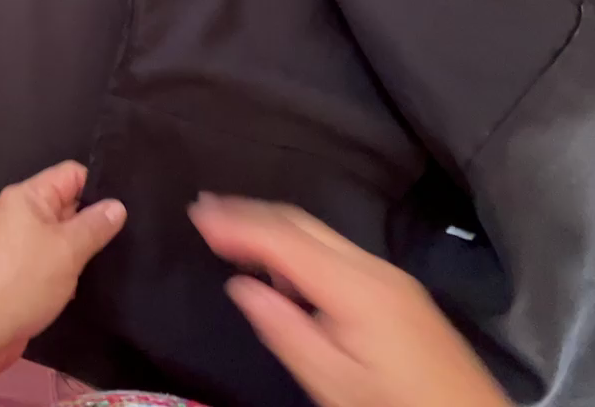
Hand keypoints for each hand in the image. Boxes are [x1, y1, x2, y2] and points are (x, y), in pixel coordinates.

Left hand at [0, 161, 126, 345]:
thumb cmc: (24, 280)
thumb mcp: (68, 249)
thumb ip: (96, 224)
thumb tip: (117, 205)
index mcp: (27, 195)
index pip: (70, 174)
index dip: (97, 188)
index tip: (122, 210)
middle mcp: (19, 212)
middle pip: (65, 203)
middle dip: (90, 221)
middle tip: (121, 240)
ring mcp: (15, 241)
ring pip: (59, 234)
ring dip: (77, 250)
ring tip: (104, 265)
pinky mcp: (15, 269)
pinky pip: (47, 257)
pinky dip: (63, 269)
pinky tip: (79, 286)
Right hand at [190, 195, 512, 406]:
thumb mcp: (334, 384)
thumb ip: (284, 330)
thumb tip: (243, 285)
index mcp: (355, 285)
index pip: (283, 238)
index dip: (237, 222)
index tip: (197, 212)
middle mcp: (372, 267)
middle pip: (301, 224)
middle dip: (250, 213)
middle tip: (205, 211)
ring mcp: (390, 277)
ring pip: (318, 234)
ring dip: (272, 227)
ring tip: (229, 232)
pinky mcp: (397, 292)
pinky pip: (335, 252)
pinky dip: (297, 246)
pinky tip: (279, 268)